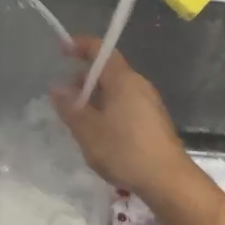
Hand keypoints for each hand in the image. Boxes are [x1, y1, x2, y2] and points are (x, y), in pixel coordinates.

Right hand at [51, 36, 191, 199]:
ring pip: (117, 90)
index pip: (101, 50)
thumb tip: (57, 87)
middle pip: (109, 71)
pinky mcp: (153, 121)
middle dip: (84, 79)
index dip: (80, 45)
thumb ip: (71, 107)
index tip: (62, 49)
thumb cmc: (124, 150)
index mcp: (123, 80)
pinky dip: (108, 110)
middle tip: (65, 98)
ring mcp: (149, 103)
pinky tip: (100, 133)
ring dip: (96, 98)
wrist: (166, 179)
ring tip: (79, 119)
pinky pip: (126, 105)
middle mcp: (139, 85)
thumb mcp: (88, 130)